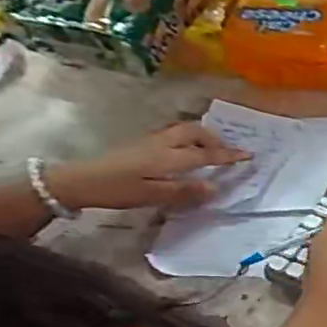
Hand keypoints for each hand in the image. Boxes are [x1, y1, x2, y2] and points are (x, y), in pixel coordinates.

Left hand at [47, 123, 248, 210]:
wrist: (78, 181)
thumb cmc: (118, 190)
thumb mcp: (154, 196)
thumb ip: (186, 191)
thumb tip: (216, 188)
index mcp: (169, 157)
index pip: (206, 154)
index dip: (228, 155)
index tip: (248, 154)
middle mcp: (162, 144)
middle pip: (194, 131)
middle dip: (214, 138)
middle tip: (226, 151)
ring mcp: (149, 142)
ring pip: (182, 130)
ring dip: (201, 136)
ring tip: (210, 149)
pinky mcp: (140, 145)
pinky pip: (172, 135)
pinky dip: (187, 139)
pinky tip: (186, 152)